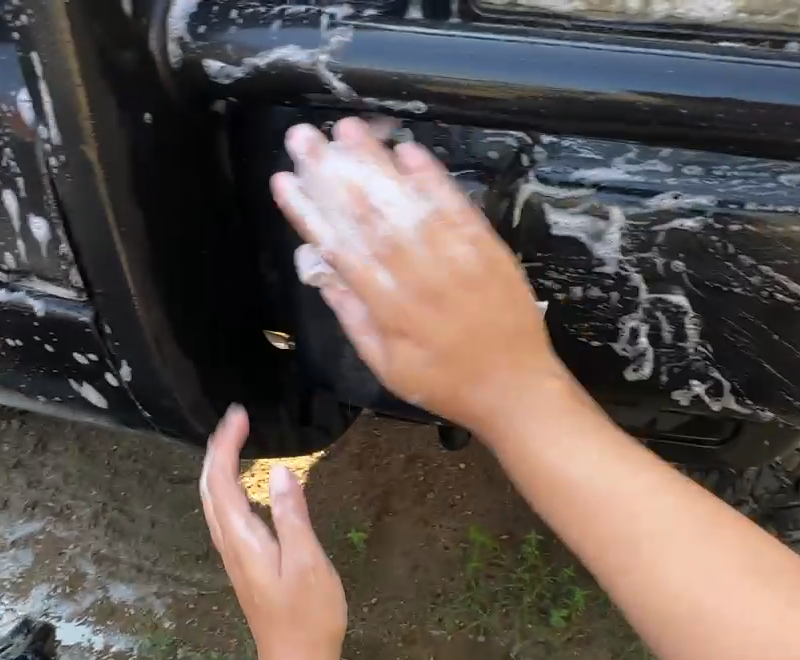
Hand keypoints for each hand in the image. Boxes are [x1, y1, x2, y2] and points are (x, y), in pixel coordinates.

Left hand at [199, 405, 346, 659]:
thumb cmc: (309, 617)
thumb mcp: (308, 563)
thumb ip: (292, 516)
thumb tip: (279, 472)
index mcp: (242, 540)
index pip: (222, 481)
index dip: (226, 445)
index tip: (240, 415)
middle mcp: (230, 546)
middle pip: (209, 490)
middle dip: (217, 450)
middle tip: (237, 421)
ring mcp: (235, 558)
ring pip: (214, 503)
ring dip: (219, 469)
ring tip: (237, 443)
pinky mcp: (246, 567)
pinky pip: (227, 517)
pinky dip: (229, 490)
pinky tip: (245, 489)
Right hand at [270, 118, 570, 434]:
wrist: (516, 389)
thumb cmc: (448, 385)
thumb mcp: (391, 370)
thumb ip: (357, 323)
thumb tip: (326, 281)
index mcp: (392, 310)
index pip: (341, 251)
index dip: (310, 214)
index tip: (283, 182)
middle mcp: (421, 278)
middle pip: (370, 218)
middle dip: (334, 174)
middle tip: (304, 139)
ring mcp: (457, 260)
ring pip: (409, 204)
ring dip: (377, 163)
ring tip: (347, 130)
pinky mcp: (487, 250)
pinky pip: (456, 207)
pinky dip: (432, 178)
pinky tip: (408, 151)